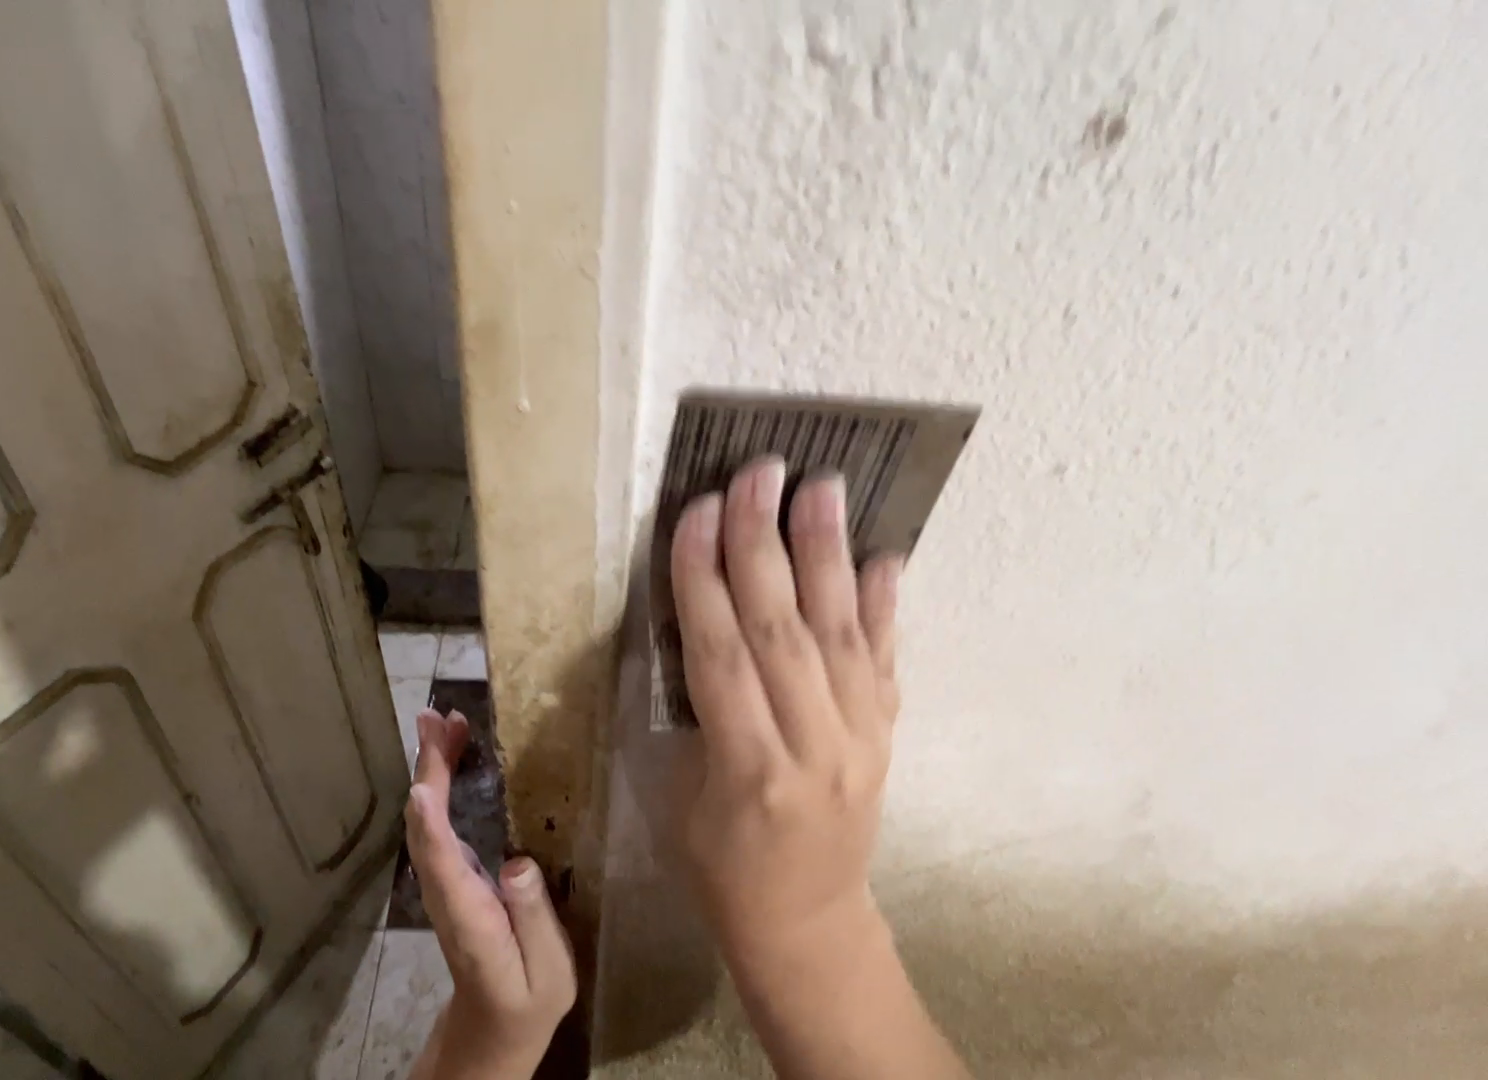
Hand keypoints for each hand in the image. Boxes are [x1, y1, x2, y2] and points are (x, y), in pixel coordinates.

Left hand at [405, 708, 576, 1079]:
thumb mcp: (548, 972)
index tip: (423, 782)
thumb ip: (533, 918)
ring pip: (424, 816)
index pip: (441, 865)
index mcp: (468, 914)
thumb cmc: (527, 997)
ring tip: (445, 721)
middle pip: (424, 824)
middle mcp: (445, 888)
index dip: (430, 823)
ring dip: (432, 766)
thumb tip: (517, 864)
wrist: (493, 1021)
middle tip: (439, 719)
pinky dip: (439, 781)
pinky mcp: (450, 870)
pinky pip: (435, 818)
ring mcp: (443, 877)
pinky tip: (453, 753)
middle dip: (430, 769)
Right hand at [669, 457, 903, 982]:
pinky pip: (886, 660)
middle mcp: (813, 746)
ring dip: (827, 552)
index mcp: (746, 768)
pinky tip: (882, 554)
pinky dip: (884, 604)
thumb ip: (686, 707)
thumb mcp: (676, 797)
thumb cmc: (719, 866)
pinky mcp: (886, 736)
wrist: (805, 924)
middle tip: (758, 472)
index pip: (721, 652)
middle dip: (764, 542)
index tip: (694, 509)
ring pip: (841, 632)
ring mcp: (861, 739)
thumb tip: (690, 618)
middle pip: (783, 628)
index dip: (702, 576)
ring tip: (822, 485)